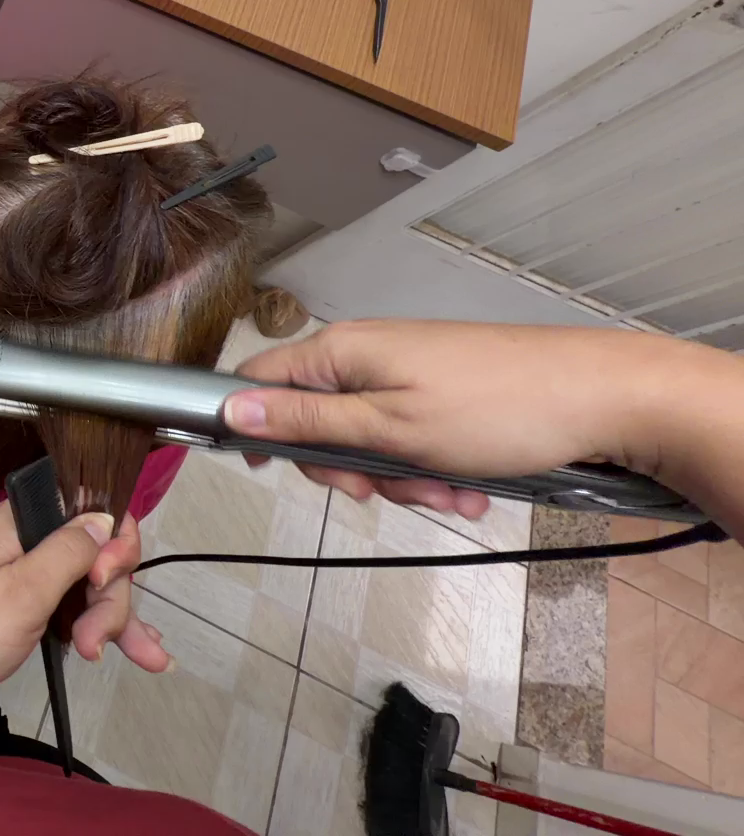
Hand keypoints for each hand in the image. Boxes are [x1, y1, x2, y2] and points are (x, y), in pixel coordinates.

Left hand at [0, 505, 170, 706]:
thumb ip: (67, 552)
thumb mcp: (22, 592)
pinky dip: (90, 623)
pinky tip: (124, 649)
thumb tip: (105, 515)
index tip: (103, 583)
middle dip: (106, 597)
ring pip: (82, 581)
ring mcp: (18, 566)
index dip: (115, 546)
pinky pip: (63, 601)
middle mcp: (22, 535)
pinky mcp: (14, 595)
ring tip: (98, 656)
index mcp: (22, 522)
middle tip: (92, 644)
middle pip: (93, 553)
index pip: (92, 509)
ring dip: (105, 617)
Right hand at [224, 320, 682, 514]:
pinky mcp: (435, 383)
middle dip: (342, 463)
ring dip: (393, 473)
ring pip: (361, 430)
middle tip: (377, 493)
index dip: (251, 423)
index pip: (256, 379)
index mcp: (336, 352)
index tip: (272, 468)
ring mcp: (400, 367)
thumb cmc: (492, 411)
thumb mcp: (387, 428)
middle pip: (310, 414)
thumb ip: (303, 420)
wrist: (618, 397)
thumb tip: (229, 410)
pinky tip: (463, 487)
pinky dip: (423, 462)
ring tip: (446, 496)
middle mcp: (360, 352)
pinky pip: (402, 427)